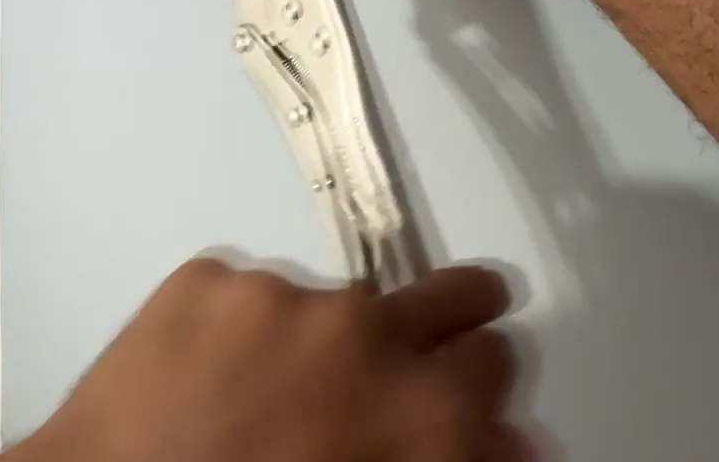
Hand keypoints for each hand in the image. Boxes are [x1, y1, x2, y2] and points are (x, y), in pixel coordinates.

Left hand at [5, 258, 530, 461]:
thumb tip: (509, 441)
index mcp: (415, 407)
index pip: (493, 361)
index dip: (484, 376)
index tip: (475, 375)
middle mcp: (357, 331)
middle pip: (442, 297)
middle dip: (453, 313)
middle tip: (448, 320)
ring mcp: (275, 295)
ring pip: (333, 302)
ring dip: (324, 339)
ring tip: (273, 394)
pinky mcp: (208, 277)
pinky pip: (252, 296)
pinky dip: (245, 330)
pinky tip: (213, 380)